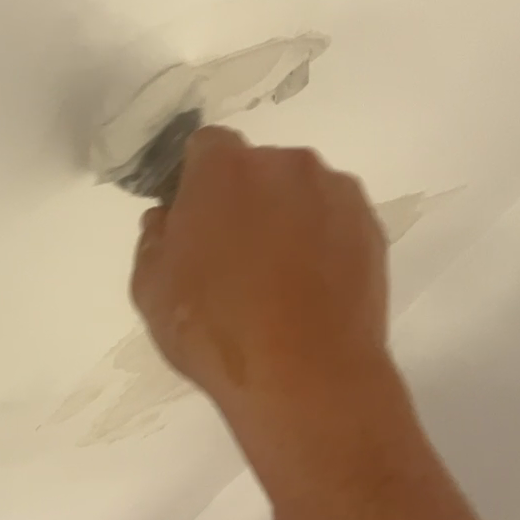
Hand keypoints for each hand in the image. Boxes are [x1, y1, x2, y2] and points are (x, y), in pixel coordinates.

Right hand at [130, 126, 395, 427]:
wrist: (302, 374)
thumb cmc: (211, 327)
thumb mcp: (149, 288)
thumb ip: (153, 239)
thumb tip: (168, 219)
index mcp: (224, 171)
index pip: (205, 145)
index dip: (193, 179)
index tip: (187, 219)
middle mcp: (286, 166)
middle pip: (254, 168)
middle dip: (238, 200)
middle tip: (225, 256)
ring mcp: (336, 194)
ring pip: (296, 194)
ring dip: (279, 220)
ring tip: (268, 279)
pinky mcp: (370, 228)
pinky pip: (330, 222)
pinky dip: (314, 242)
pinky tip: (300, 290)